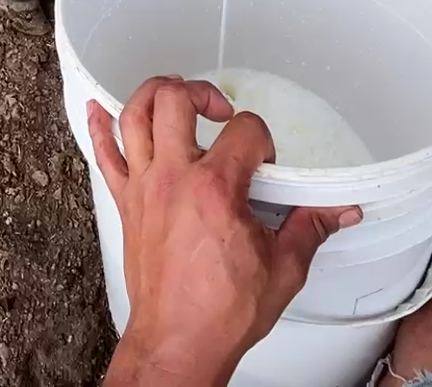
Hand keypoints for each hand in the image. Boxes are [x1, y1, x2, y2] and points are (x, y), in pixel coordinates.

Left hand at [91, 76, 362, 385]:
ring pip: (134, 116)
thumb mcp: (282, 269)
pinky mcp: (126, 201)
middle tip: (217, 107)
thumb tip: (334, 210)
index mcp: (215, 189)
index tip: (265, 158)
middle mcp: (174, 178)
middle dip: (201, 92)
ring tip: (171, 90)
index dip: (262, 137)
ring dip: (152, 93)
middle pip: (175, 101)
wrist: (178, 341)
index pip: (244, 131)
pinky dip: (98, 127)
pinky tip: (97, 109)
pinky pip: (103, 154)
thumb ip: (308, 227)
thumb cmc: (220, 311)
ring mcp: (144, 186)